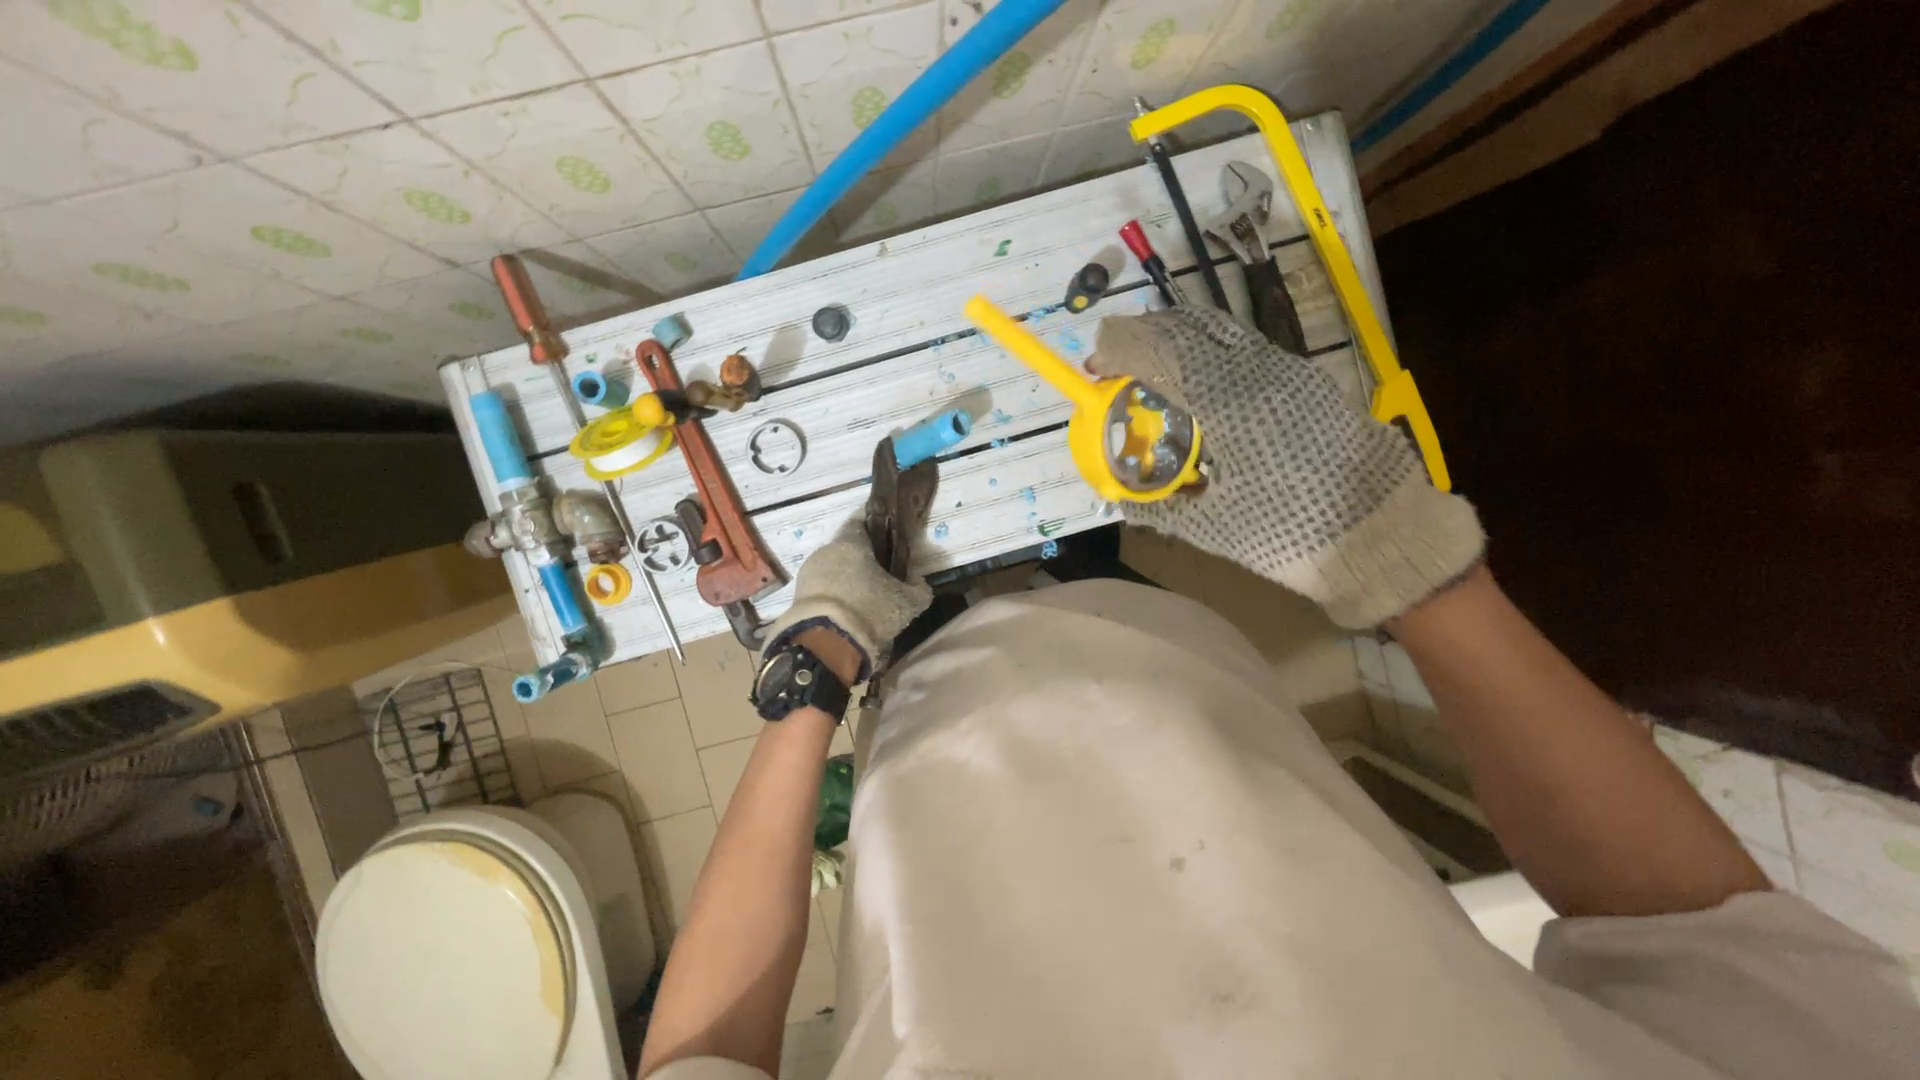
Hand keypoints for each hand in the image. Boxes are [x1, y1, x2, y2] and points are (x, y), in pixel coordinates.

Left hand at [760, 516, 933, 680]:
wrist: (826, 644)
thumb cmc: (870, 611)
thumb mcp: (907, 603)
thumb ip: (919, 589)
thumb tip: (919, 582)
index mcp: (851, 543)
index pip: (860, 522)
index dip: (874, 529)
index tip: (886, 542)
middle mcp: (825, 552)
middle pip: (845, 550)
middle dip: (860, 561)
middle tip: (878, 579)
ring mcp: (807, 574)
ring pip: (830, 571)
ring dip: (844, 581)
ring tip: (861, 602)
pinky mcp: (796, 598)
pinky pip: (819, 592)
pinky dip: (831, 599)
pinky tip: (845, 615)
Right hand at [1089, 306, 1483, 627]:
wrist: (1383, 536)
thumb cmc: (1291, 535)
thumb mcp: (1214, 529)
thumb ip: (1161, 507)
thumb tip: (1122, 498)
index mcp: (1229, 404)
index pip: (1162, 350)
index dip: (1122, 347)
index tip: (1095, 360)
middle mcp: (1260, 373)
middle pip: (1191, 327)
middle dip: (1147, 335)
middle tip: (1119, 360)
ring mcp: (1291, 372)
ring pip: (1223, 333)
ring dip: (1181, 340)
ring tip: (1154, 367)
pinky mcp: (1310, 383)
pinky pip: (1248, 350)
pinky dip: (1212, 354)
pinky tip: (1202, 384)